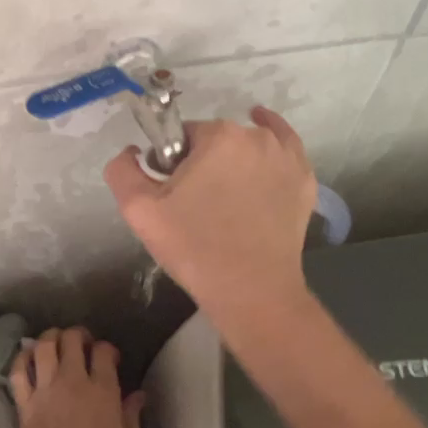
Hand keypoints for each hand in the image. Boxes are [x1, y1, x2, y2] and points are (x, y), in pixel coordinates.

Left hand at [8, 327, 145, 427]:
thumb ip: (132, 418)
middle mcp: (72, 384)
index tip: (111, 360)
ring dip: (51, 338)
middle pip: (71, 340)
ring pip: (42, 346)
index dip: (108, 350)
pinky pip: (18, 372)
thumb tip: (137, 395)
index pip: (104, 352)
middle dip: (79, 336)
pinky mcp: (24, 407)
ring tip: (57, 343)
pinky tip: (29, 358)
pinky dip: (22, 358)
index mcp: (104, 393)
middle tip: (83, 345)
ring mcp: (45, 393)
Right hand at [104, 105, 318, 315]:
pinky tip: (260, 156)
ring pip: (248, 146)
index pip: (183, 137)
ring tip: (226, 200)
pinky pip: (285, 152)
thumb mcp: (138, 210)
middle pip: (216, 140)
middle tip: (196, 206)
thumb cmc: (193, 247)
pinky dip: (271, 150)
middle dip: (203, 164)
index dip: (173, 163)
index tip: (174, 195)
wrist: (251, 292)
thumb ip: (122, 170)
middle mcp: (257, 137)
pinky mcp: (305, 181)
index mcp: (217, 136)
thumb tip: (133, 152)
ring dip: (234, 162)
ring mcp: (287, 158)